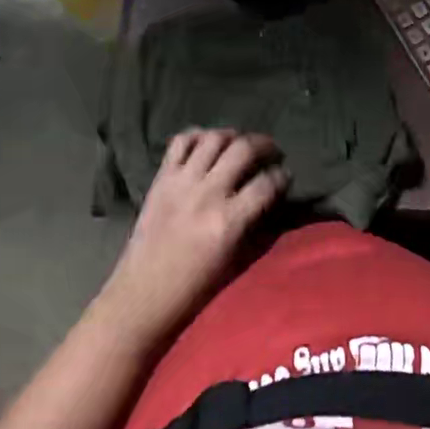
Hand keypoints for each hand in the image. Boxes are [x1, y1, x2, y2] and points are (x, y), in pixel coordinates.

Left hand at [100, 129, 287, 333]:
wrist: (144, 293)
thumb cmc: (196, 287)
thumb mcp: (237, 262)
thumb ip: (259, 227)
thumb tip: (276, 199)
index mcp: (228, 222)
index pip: (266, 184)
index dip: (282, 176)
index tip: (285, 175)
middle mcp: (207, 194)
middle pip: (243, 150)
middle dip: (265, 145)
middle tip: (272, 152)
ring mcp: (182, 181)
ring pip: (213, 138)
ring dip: (233, 136)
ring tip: (241, 143)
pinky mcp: (161, 176)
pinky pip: (181, 141)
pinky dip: (197, 136)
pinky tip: (207, 144)